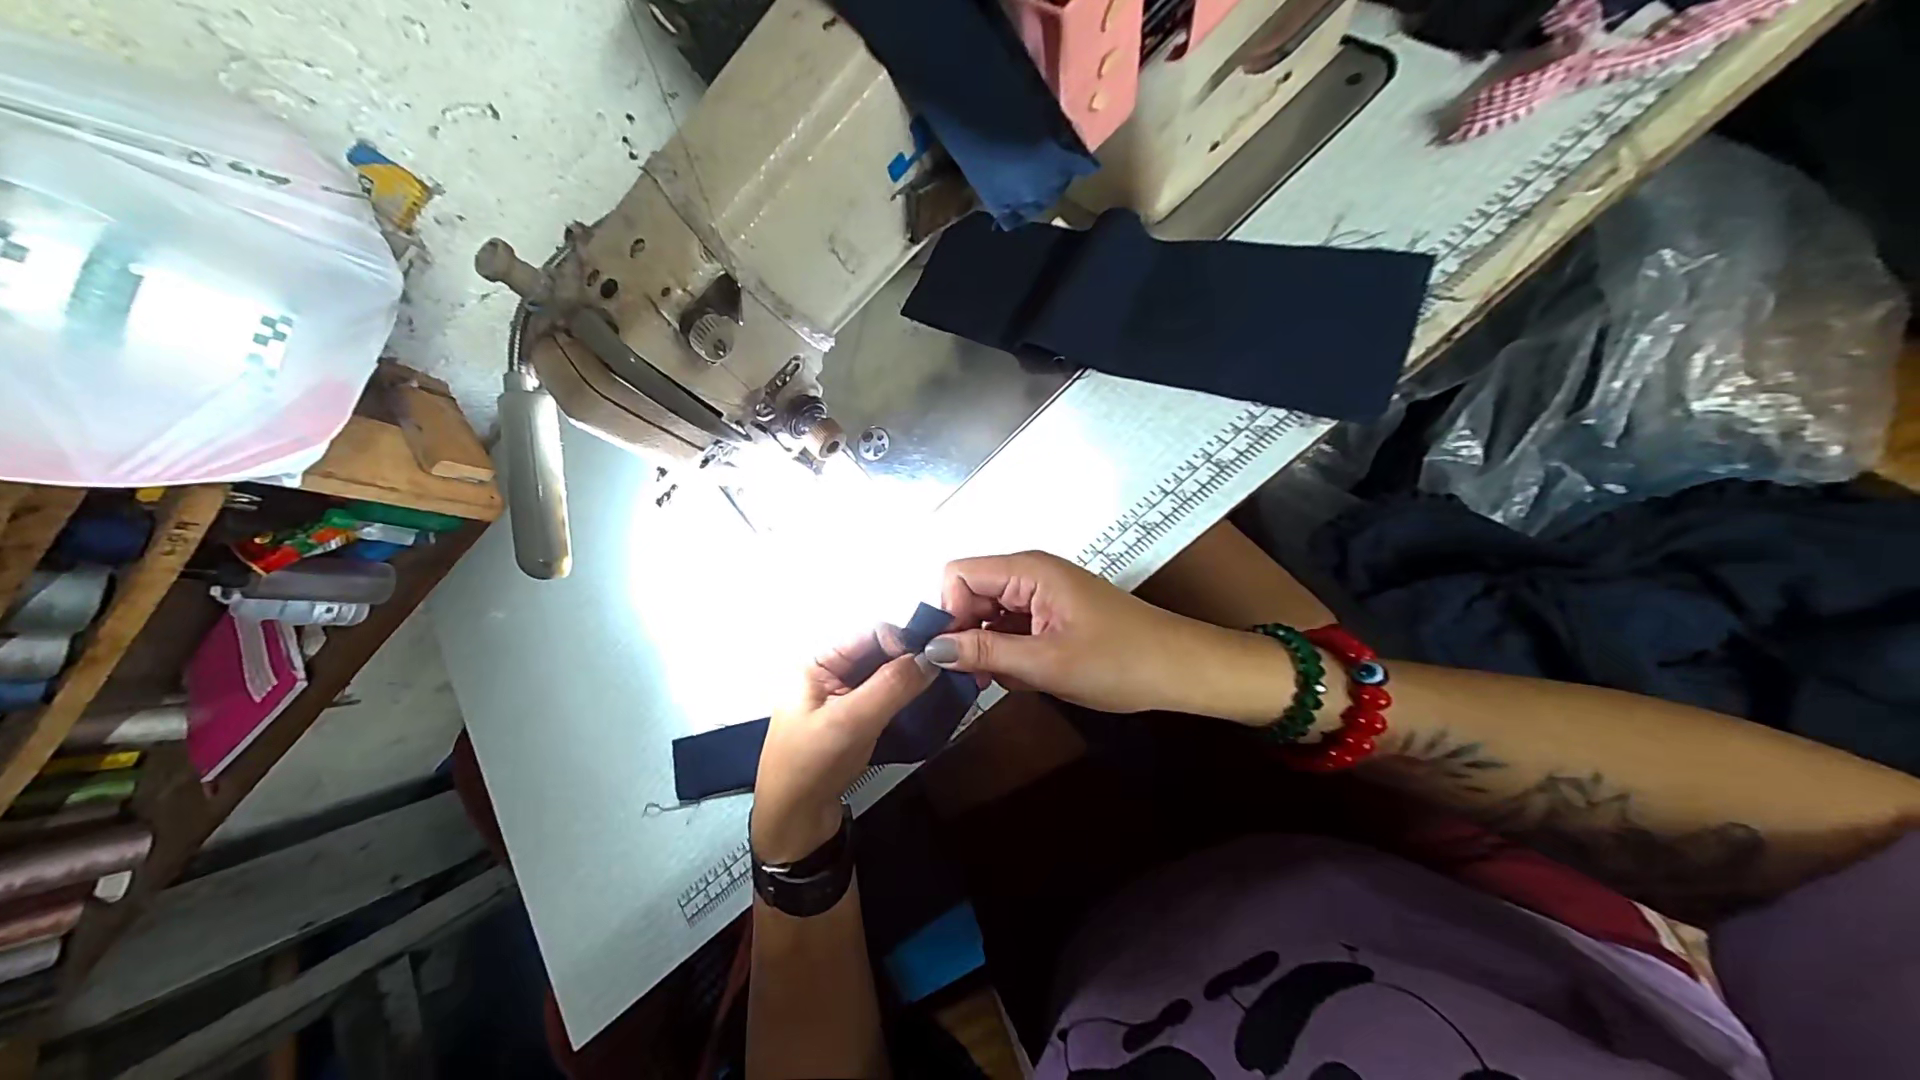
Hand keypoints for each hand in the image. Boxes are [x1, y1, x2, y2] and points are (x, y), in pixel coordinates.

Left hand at [752, 627, 936, 862]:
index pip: (867, 633)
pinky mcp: (852, 719)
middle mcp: (827, 674)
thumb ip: (891, 685)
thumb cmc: (808, 769)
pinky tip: (923, 703)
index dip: (903, 639)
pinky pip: (884, 697)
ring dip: (909, 679)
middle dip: (909, 659)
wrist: (793, 825)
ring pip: (884, 675)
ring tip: (939, 686)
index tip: (934, 654)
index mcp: (814, 663)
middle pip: (878, 652)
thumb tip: (929, 657)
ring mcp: (840, 698)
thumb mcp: (851, 722)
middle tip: (944, 670)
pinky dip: (904, 698)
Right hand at [929, 551, 1237, 714]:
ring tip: (1017, 679)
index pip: (958, 575)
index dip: (948, 612)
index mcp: (1029, 571)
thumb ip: (984, 653)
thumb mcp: (1045, 663)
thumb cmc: (1120, 662)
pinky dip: (1012, 654)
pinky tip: (1031, 676)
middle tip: (981, 677)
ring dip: (991, 650)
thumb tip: (932, 648)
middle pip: (972, 595)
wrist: (1181, 671)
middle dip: (968, 635)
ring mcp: (1043, 595)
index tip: (956, 655)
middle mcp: (1031, 575)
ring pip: (990, 616)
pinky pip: (1013, 628)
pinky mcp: (1053, 614)